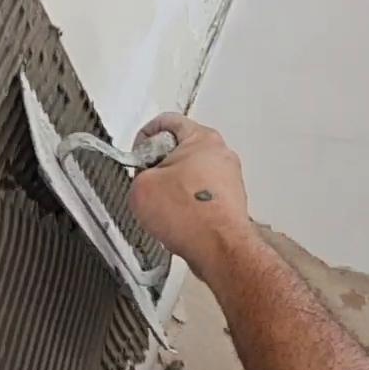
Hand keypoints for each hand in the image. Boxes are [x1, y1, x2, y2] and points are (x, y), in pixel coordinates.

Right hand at [127, 112, 256, 278]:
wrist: (218, 249)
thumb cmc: (189, 214)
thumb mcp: (141, 186)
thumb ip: (139, 173)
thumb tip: (144, 179)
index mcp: (201, 138)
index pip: (167, 121)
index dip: (144, 136)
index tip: (137, 152)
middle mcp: (220, 154)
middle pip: (180, 148)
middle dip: (159, 164)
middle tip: (146, 181)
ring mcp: (229, 179)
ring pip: (191, 174)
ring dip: (173, 186)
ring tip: (162, 205)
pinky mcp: (231, 202)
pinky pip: (201, 196)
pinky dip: (187, 204)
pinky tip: (177, 219)